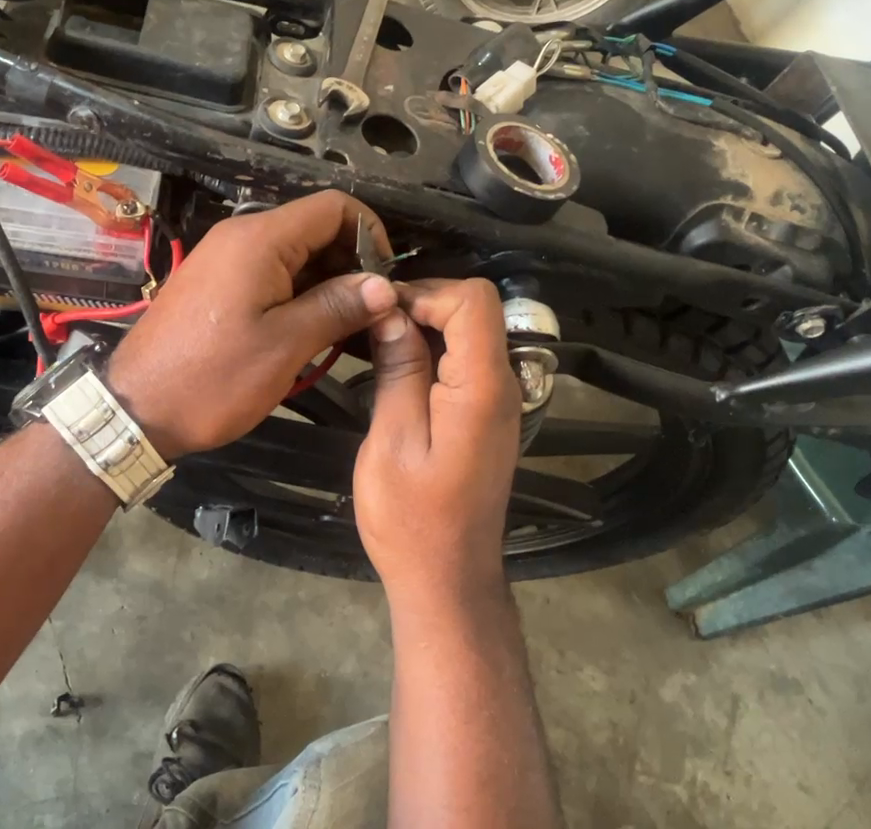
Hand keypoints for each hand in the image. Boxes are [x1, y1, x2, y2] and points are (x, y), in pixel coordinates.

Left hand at [106, 192, 399, 459]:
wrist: (136, 409)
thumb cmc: (214, 379)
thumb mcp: (285, 345)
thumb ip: (338, 306)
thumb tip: (384, 285)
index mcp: (260, 239)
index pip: (334, 206)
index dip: (370, 234)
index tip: (385, 281)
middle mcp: (241, 236)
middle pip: (315, 228)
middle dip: (351, 263)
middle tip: (372, 314)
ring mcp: (225, 259)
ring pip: (294, 254)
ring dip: (327, 283)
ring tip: (349, 329)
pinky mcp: (217, 283)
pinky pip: (270, 273)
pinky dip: (298, 294)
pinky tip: (313, 331)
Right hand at [353, 278, 521, 595]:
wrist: (446, 577)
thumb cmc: (411, 518)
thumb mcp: (392, 440)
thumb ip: (399, 370)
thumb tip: (391, 312)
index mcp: (481, 387)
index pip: (473, 301)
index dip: (425, 293)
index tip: (380, 313)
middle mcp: (501, 385)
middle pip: (475, 310)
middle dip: (420, 304)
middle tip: (369, 326)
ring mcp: (498, 402)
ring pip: (470, 333)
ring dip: (423, 327)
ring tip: (374, 343)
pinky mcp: (486, 416)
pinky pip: (465, 361)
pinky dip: (432, 350)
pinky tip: (394, 369)